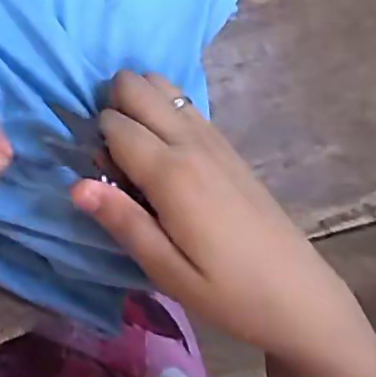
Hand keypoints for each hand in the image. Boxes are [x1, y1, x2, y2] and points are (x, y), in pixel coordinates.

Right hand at [70, 72, 375, 376]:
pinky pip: (182, 98)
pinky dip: (161, 105)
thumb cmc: (228, 291)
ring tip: (138, 147)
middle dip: (112, 105)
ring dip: (137, 100)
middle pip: (133, 83)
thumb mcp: (168, 272)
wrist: (301, 295)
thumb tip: (74, 184)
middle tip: (117, 155)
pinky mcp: (223, 139)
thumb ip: (121, 220)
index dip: (97, 140)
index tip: (105, 173)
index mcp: (171, 172)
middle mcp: (188, 140)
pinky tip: (165, 146)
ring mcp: (210, 134)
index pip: (113, 122)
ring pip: (158, 81)